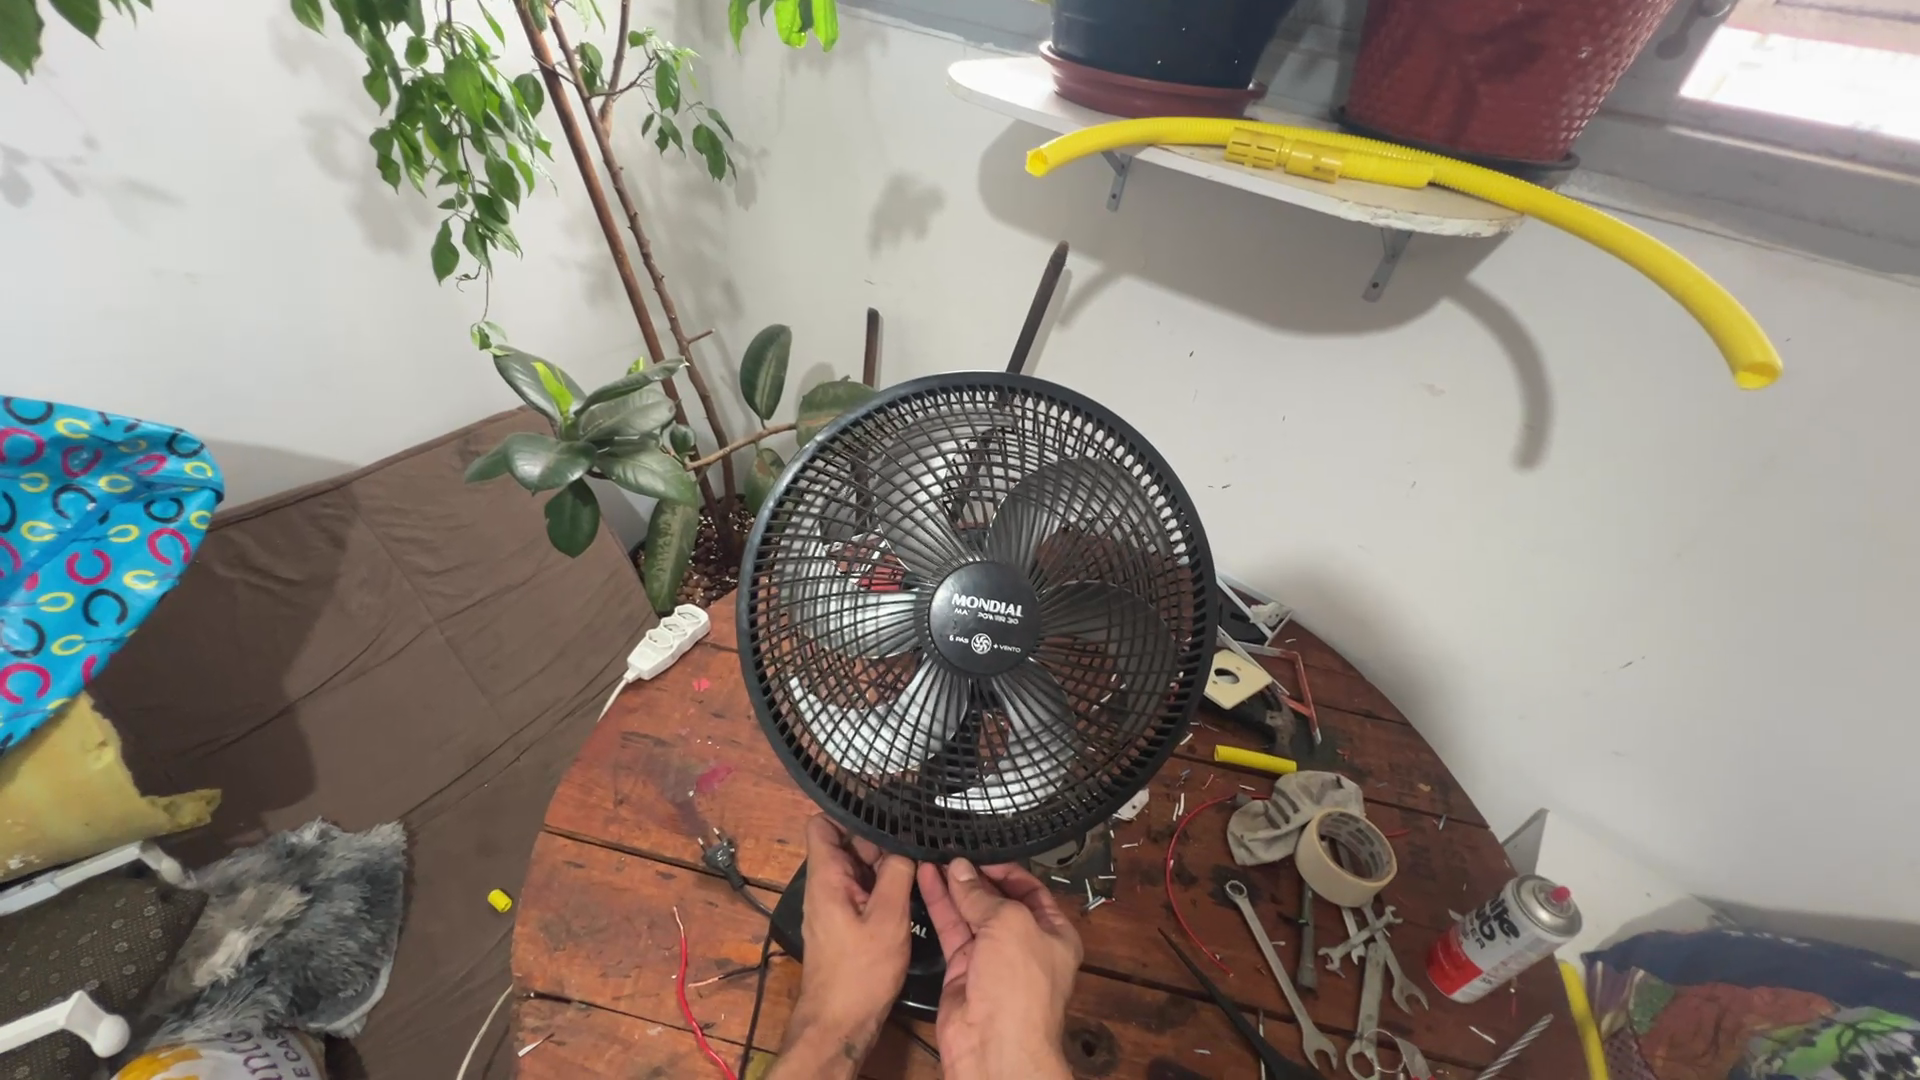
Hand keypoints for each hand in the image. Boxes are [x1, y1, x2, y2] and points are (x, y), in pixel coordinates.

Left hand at [769, 815, 915, 1079]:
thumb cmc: (860, 971)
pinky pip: (862, 886)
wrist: (840, 1026)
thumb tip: (906, 839)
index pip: (822, 824)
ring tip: (918, 850)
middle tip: (912, 830)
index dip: (848, 811)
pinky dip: (883, 879)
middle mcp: (825, 885)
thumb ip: (896, 872)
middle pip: (845, 842)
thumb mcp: (887, 917)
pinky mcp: (845, 921)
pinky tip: (910, 879)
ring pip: (857, 864)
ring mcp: (834, 904)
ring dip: (883, 858)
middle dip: (876, 835)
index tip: (882, 806)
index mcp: (826, 877)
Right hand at [918, 858, 1082, 1079]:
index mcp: (1053, 933)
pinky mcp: (962, 970)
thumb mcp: (1009, 924)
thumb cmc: (1020, 986)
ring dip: (953, 886)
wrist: (995, 1048)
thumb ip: (982, 895)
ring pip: (970, 912)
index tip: (981, 851)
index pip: (1030, 889)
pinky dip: (939, 903)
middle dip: (976, 875)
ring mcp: (991, 958)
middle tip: (952, 849)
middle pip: (997, 899)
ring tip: (934, 856)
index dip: (1006, 868)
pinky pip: (951, 929)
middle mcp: (1023, 943)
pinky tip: (926, 878)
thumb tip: (960, 870)